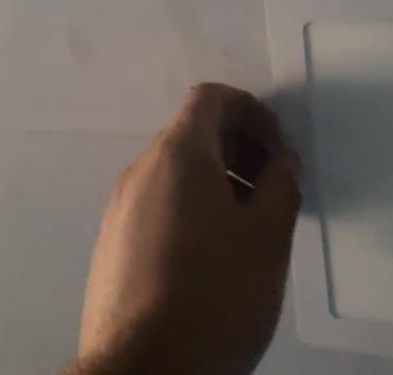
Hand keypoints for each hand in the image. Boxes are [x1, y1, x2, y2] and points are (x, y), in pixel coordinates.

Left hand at [74, 84, 300, 374]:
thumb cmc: (213, 294)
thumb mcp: (268, 236)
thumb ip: (281, 185)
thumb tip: (280, 163)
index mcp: (178, 155)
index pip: (211, 98)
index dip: (251, 111)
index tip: (276, 149)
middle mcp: (141, 172)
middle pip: (193, 133)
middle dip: (239, 149)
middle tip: (271, 188)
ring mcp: (119, 212)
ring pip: (175, 173)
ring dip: (217, 182)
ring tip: (248, 228)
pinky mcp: (111, 250)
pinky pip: (157, 207)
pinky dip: (191, 210)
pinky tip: (213, 260)